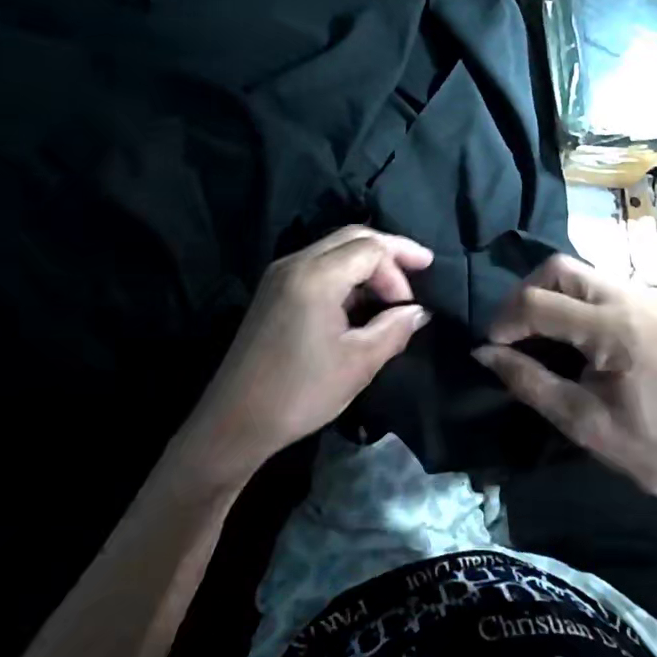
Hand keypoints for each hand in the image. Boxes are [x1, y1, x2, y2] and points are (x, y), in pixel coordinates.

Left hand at [181, 226, 433, 480]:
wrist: (235, 419)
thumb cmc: (300, 392)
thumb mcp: (358, 363)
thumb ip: (393, 329)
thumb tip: (418, 312)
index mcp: (314, 275)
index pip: (369, 248)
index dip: (398, 271)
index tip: (410, 307)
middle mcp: (294, 263)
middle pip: (351, 237)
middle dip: (388, 250)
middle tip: (421, 265)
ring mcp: (279, 275)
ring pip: (333, 249)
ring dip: (366, 262)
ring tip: (395, 286)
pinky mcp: (272, 291)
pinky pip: (317, 266)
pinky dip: (345, 274)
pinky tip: (361, 298)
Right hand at [473, 255, 656, 533]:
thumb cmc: (648, 450)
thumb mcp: (579, 421)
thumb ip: (526, 380)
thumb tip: (481, 352)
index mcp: (615, 329)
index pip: (538, 302)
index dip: (503, 323)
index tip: (489, 350)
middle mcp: (629, 300)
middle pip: (556, 269)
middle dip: (522, 296)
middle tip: (508, 335)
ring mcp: (641, 300)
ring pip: (574, 272)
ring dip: (543, 295)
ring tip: (527, 334)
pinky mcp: (646, 308)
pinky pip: (593, 285)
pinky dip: (566, 299)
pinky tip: (559, 333)